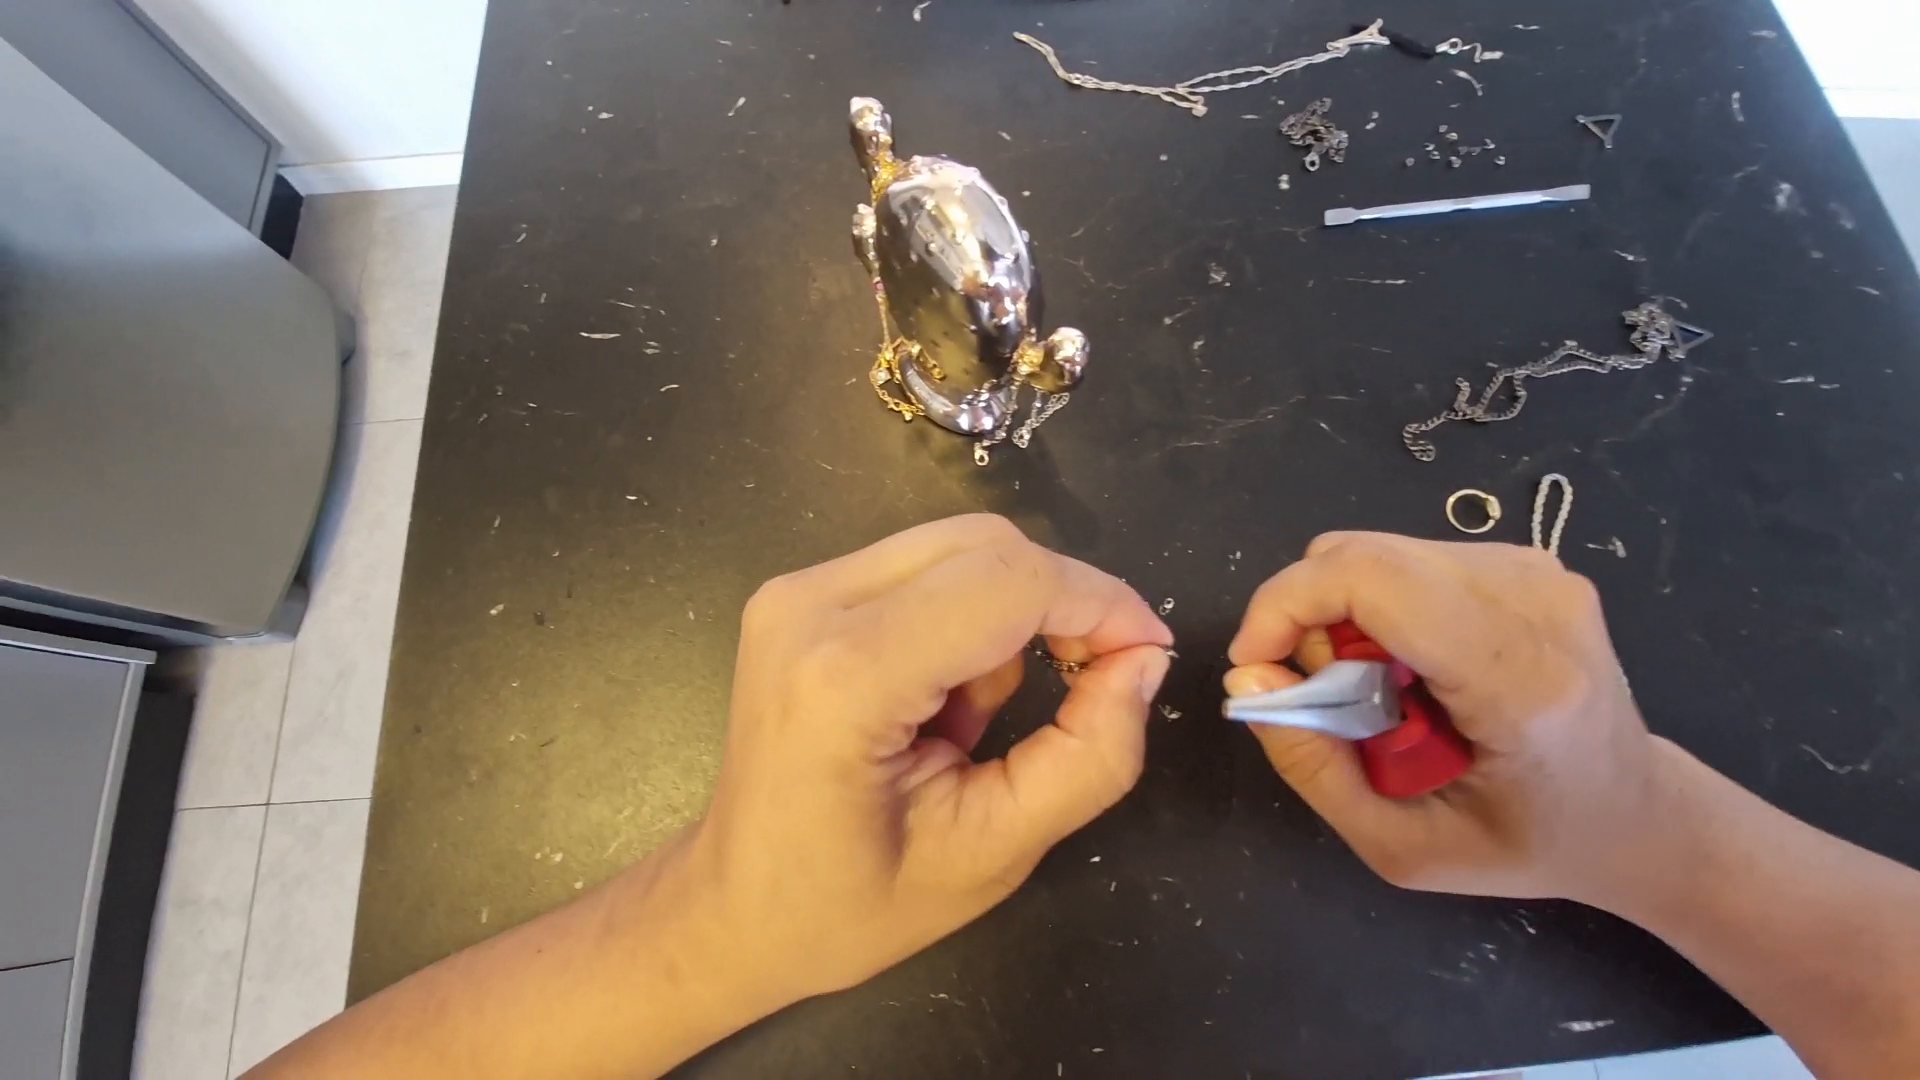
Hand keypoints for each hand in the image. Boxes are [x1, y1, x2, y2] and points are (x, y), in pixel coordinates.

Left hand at [687, 514, 1172, 1003]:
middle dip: (1063, 602)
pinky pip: (923, 566)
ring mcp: (798, 589)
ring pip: (960, 546)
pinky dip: (966, 614)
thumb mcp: (994, 853)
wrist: (733, 903)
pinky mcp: (801, 591)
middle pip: (989, 545)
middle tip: (1091, 678)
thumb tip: (1143, 661)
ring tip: (980, 712)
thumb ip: (1089, 756)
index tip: (1148, 649)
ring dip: (1010, 613)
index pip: (1009, 584)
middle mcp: (813, 604)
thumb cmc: (853, 902)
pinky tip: (942, 689)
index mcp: (847, 676)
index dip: (1100, 603)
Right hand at [1224, 532, 1674, 906]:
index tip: (1254, 665)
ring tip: (1360, 681)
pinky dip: (1364, 604)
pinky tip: (1394, 658)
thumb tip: (1249, 679)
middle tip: (1312, 687)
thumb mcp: (1400, 845)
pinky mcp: (1520, 559)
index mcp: (1518, 678)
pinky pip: (1395, 558)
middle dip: (1300, 615)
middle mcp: (1532, 599)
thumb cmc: (1525, 842)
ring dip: (1331, 612)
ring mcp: (1532, 569)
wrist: (1641, 814)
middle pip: (1356, 555)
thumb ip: (1311, 764)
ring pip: (1366, 551)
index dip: (1285, 606)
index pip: (1372, 581)